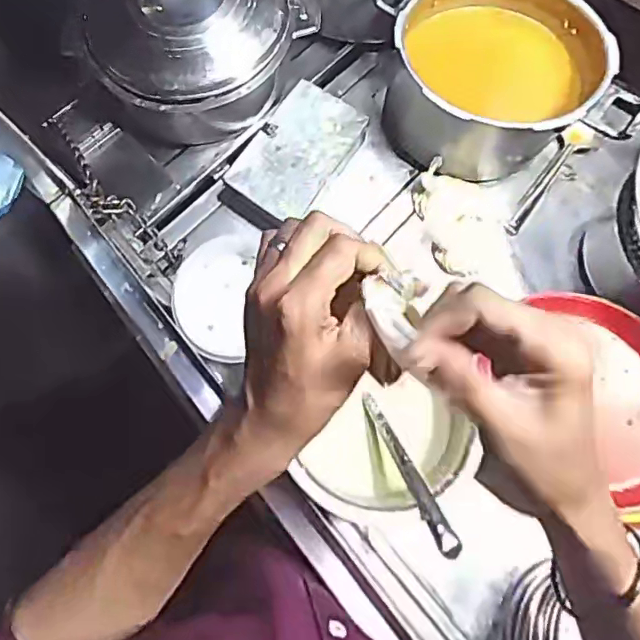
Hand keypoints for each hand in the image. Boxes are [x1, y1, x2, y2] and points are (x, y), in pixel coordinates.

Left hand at [239, 213, 386, 469]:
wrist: (267, 414)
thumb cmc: (312, 394)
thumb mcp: (357, 355)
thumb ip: (374, 308)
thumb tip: (385, 280)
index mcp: (298, 301)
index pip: (342, 247)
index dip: (371, 255)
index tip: (384, 275)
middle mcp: (273, 283)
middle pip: (316, 225)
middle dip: (349, 239)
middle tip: (364, 265)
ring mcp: (259, 281)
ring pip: (293, 228)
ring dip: (323, 239)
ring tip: (341, 265)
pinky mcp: (254, 285)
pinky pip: (276, 243)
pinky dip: (299, 246)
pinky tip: (315, 269)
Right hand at [401, 283, 611, 527]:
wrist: (571, 494)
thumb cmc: (547, 467)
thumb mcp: (504, 424)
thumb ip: (463, 379)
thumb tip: (416, 346)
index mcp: (556, 341)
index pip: (485, 303)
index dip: (443, 318)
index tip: (414, 350)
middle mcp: (549, 325)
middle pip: (477, 299)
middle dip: (440, 323)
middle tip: (416, 358)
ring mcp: (534, 332)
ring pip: (473, 309)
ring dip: (444, 331)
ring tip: (424, 363)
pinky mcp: (520, 343)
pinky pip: (477, 327)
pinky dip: (453, 341)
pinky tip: (440, 365)